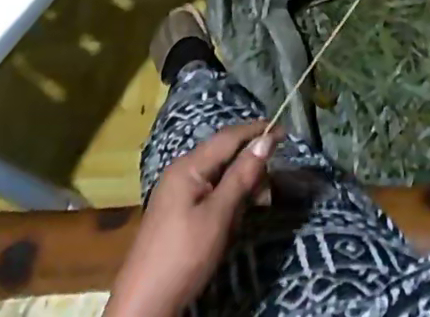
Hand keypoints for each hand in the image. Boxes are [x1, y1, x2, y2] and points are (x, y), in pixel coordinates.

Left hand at [105, 125, 278, 316]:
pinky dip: (229, 197)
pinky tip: (237, 215)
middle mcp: (182, 172)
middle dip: (251, 164)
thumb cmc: (183, 256)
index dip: (259, 131)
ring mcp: (178, 192)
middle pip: (226, 153)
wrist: (142, 309)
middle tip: (271, 186)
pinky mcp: (179, 211)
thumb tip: (267, 138)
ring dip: (242, 183)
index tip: (287, 133)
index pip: (230, 136)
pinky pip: (212, 190)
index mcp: (188, 167)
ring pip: (221, 173)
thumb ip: (243, 174)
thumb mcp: (219, 214)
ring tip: (258, 204)